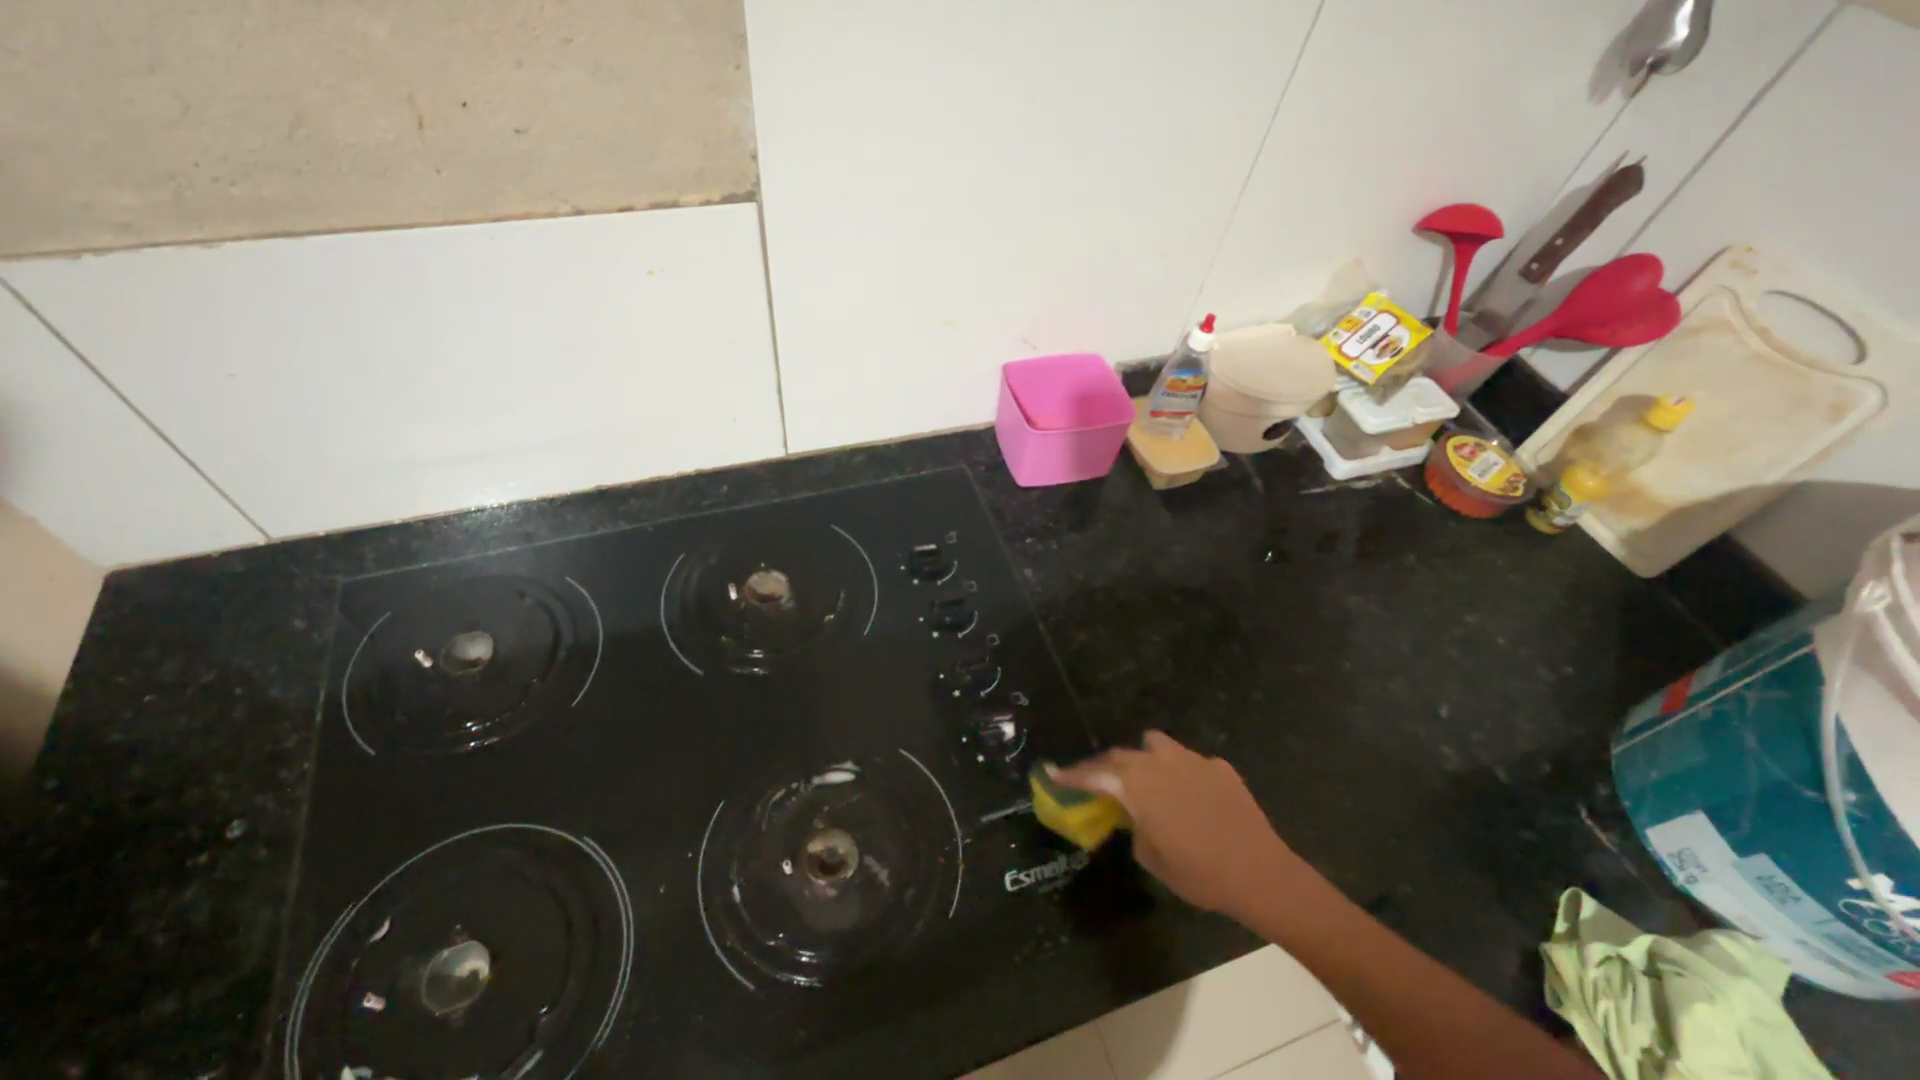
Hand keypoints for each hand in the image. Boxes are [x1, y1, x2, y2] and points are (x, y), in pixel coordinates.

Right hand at [1049, 732, 1304, 919]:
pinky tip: (1187, 795)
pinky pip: (1188, 761)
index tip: (1051, 773)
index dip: (1071, 775)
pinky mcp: (1220, 767)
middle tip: (1094, 782)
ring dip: (1142, 758)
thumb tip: (1136, 816)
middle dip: (1105, 767)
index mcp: (1137, 783)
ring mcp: (1193, 760)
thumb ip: (1135, 827)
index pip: (1095, 774)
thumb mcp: (1151, 857)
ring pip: (1156, 745)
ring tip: (1142, 779)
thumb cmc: (1197, 872)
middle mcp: (1160, 761)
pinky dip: (1178, 772)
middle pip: (1122, 755)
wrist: (1258, 872)